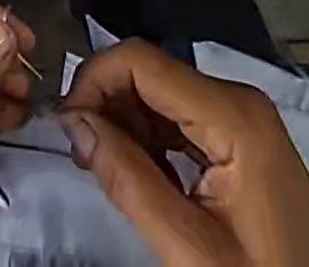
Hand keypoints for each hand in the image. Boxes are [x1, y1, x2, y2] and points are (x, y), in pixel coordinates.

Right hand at [59, 39, 308, 266]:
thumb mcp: (191, 249)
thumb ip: (129, 180)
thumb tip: (76, 123)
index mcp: (231, 112)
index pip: (142, 61)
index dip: (95, 80)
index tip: (66, 126)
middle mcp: (236, 97)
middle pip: (153, 72)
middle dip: (107, 101)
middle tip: (81, 153)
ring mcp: (242, 115)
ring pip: (163, 94)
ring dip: (125, 121)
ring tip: (103, 166)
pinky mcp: (242, 136)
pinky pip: (183, 118)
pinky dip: (151, 137)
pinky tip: (137, 170)